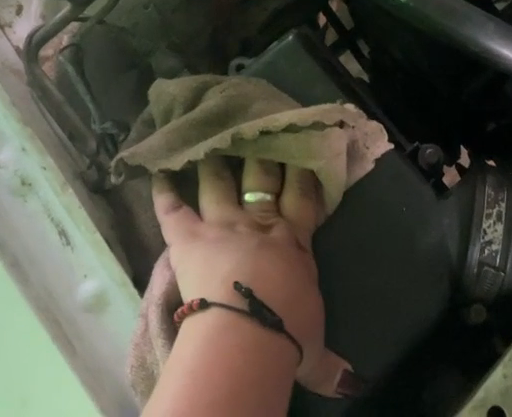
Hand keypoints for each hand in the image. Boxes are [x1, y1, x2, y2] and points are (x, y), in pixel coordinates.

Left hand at [152, 157, 358, 396]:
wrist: (247, 333)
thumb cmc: (287, 334)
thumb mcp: (314, 347)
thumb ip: (328, 360)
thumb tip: (352, 384)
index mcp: (295, 241)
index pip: (303, 195)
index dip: (303, 169)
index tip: (304, 143)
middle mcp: (261, 223)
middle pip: (263, 177)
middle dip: (262, 152)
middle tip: (259, 128)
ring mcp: (223, 225)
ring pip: (219, 182)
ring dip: (216, 162)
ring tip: (212, 139)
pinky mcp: (189, 238)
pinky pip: (173, 210)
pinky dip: (164, 190)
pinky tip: (158, 170)